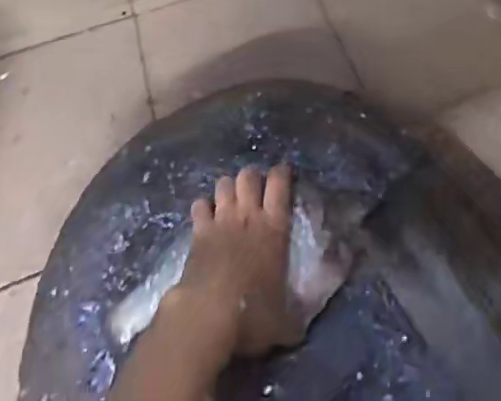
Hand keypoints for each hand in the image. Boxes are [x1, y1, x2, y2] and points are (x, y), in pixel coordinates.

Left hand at [171, 164, 301, 356]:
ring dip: (227, 188)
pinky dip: (203, 207)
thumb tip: (302, 328)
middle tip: (254, 191)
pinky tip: (205, 218)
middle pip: (248, 175)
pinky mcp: (198, 231)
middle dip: (252, 177)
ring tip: (230, 201)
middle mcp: (248, 216)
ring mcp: (221, 220)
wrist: (208, 314)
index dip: (282, 173)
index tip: (284, 174)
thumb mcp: (284, 322)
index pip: (280, 184)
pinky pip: (200, 204)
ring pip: (223, 183)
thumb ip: (295, 318)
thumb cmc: (251, 314)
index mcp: (274, 228)